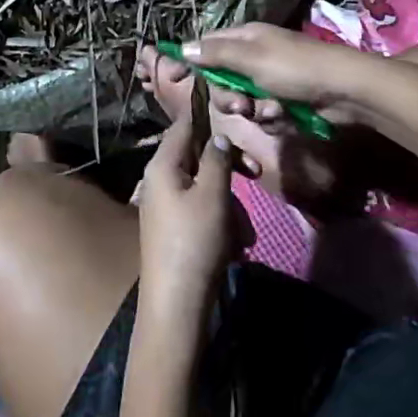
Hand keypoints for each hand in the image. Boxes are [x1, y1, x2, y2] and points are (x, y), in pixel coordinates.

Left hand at [138, 105, 239, 306]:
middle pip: (200, 160)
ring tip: (243, 236)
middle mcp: (160, 180)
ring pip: (207, 190)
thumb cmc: (194, 242)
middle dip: (229, 173)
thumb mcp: (212, 197)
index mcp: (162, 166)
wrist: (176, 304)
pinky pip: (204, 214)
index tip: (232, 112)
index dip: (206, 118)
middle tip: (256, 175)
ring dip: (231, 207)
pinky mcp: (176, 230)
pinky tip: (237, 248)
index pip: (183, 127)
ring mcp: (167, 206)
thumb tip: (218, 136)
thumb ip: (217, 161)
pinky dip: (223, 225)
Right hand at [183, 22, 369, 121]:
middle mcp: (254, 56)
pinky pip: (263, 113)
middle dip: (229, 97)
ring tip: (273, 111)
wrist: (347, 91)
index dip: (191, 62)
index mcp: (244, 38)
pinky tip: (287, 116)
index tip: (175, 80)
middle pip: (221, 80)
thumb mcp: (251, 58)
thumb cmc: (295, 68)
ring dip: (254, 110)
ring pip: (242, 101)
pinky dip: (273, 117)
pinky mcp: (284, 101)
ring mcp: (270, 80)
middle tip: (241, 106)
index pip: (206, 46)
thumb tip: (183, 48)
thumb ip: (215, 54)